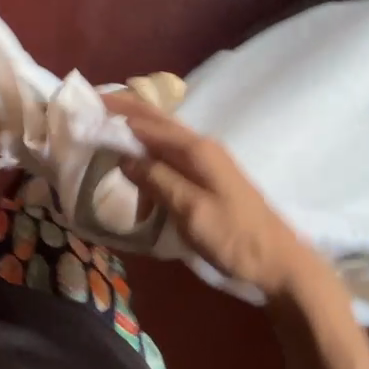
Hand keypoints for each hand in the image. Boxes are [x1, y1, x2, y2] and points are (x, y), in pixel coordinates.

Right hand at [104, 92, 320, 294]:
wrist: (280, 264)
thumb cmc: (235, 238)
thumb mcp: (190, 210)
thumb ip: (157, 180)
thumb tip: (125, 157)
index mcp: (196, 149)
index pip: (149, 121)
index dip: (119, 111)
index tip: (89, 105)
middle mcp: (201, 148)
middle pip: (157, 122)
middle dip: (126, 112)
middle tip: (94, 108)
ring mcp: (207, 163)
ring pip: (162, 142)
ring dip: (135, 143)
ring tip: (107, 150)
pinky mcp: (208, 180)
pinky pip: (170, 162)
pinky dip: (149, 165)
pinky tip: (137, 180)